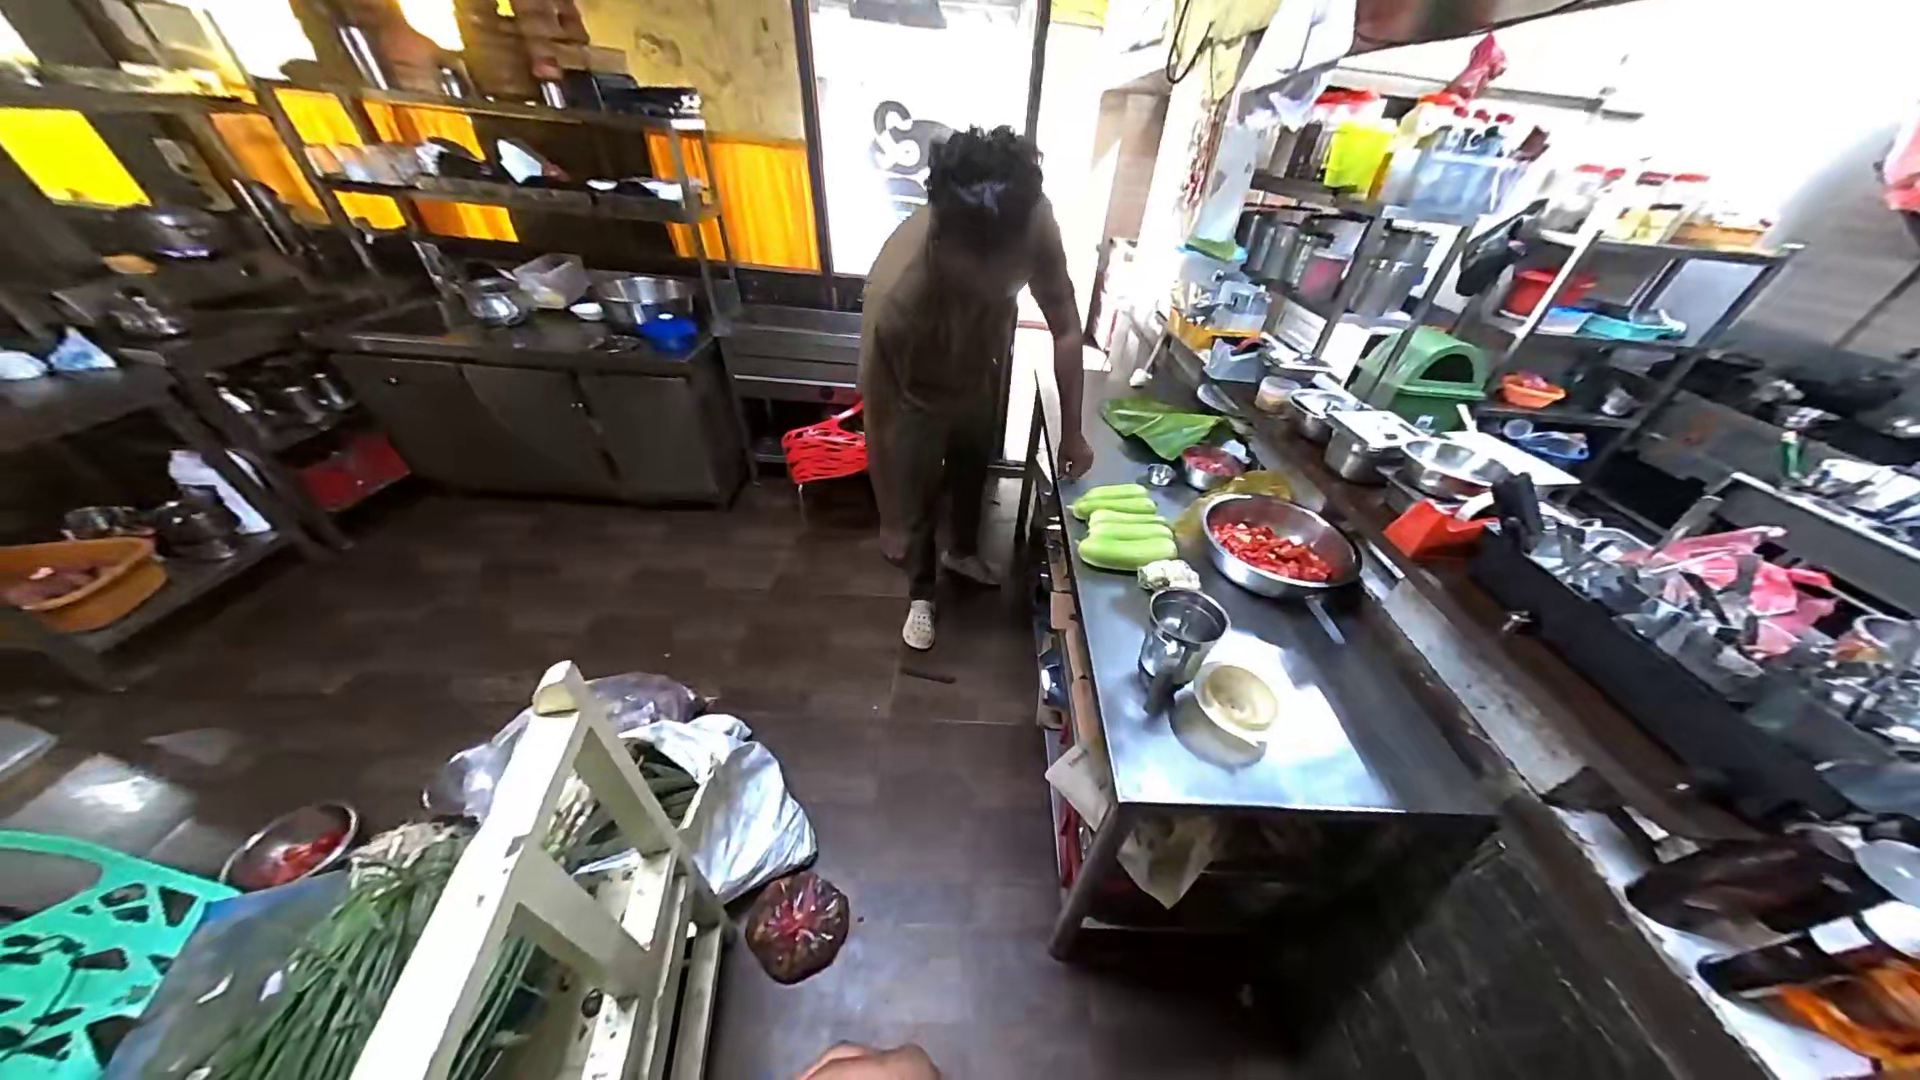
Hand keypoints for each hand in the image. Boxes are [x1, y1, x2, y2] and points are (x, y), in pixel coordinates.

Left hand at [1058, 431, 1093, 480]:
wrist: (1072, 435)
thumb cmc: (1066, 445)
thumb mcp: (1061, 459)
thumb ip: (1062, 469)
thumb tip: (1061, 477)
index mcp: (1080, 462)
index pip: (1074, 475)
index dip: (1068, 477)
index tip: (1063, 478)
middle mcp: (1087, 461)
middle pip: (1080, 473)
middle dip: (1073, 475)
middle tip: (1066, 474)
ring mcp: (1090, 459)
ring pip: (1085, 470)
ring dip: (1078, 471)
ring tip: (1070, 467)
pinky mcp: (1091, 456)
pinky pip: (1087, 465)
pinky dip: (1082, 466)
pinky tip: (1076, 463)